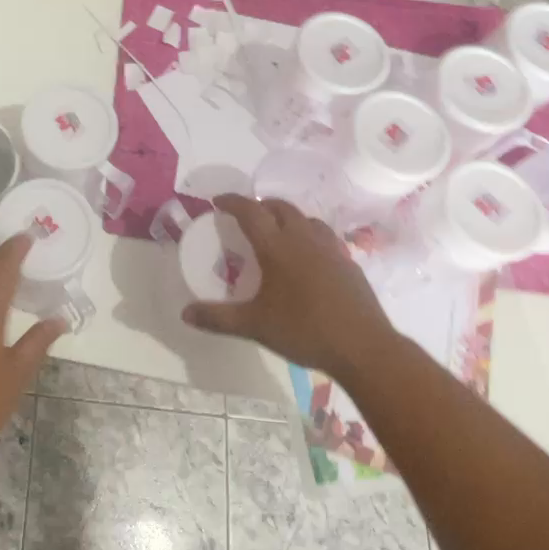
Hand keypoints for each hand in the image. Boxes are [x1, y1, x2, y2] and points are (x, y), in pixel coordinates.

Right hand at [182, 195, 400, 377]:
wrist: (363, 347)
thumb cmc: (304, 331)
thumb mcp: (254, 326)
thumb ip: (218, 318)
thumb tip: (185, 314)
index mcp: (277, 247)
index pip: (250, 211)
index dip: (232, 202)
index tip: (218, 201)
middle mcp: (304, 239)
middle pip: (280, 207)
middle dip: (261, 205)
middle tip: (247, 216)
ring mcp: (330, 248)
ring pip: (306, 219)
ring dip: (287, 217)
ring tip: (277, 231)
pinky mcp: (348, 262)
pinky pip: (324, 236)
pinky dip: (309, 235)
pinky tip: (308, 257)